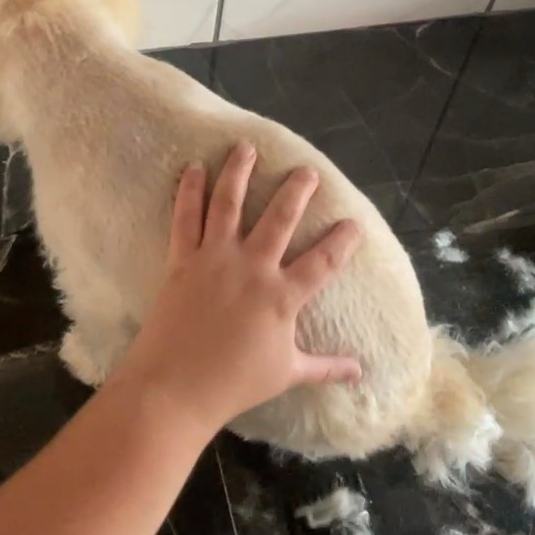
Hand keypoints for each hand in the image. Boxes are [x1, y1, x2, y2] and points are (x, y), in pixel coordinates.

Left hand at [112, 141, 362, 434]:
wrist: (174, 388)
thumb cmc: (233, 384)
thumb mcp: (286, 373)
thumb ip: (325, 366)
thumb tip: (360, 371)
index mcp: (281, 297)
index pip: (322, 262)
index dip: (341, 240)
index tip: (354, 222)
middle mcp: (252, 268)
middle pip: (279, 218)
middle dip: (296, 190)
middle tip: (307, 170)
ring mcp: (215, 259)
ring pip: (229, 205)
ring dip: (239, 172)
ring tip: (246, 147)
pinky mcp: (182, 259)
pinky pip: (185, 218)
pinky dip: (189, 191)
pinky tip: (194, 168)